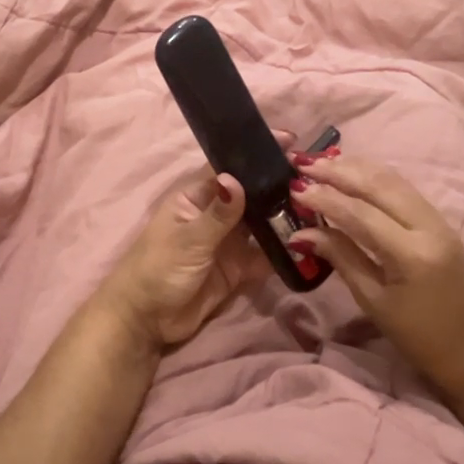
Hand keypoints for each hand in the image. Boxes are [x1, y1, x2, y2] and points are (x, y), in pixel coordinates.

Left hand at [97, 131, 293, 347]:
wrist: (146, 322)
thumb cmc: (157, 270)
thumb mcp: (188, 239)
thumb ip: (218, 214)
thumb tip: (237, 179)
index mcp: (197, 196)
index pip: (229, 168)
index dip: (256, 155)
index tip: (289, 140)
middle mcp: (216, 213)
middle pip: (251, 194)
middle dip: (277, 185)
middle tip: (314, 177)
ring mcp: (228, 240)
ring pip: (262, 222)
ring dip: (284, 216)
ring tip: (317, 206)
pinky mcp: (238, 268)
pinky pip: (264, 254)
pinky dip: (282, 251)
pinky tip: (306, 244)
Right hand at [287, 154, 463, 398]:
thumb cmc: (419, 337)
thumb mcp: (373, 302)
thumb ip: (340, 257)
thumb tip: (301, 234)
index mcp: (412, 254)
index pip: (361, 213)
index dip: (326, 198)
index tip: (295, 188)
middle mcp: (429, 226)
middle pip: (378, 184)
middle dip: (338, 171)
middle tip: (303, 165)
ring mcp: (438, 219)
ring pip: (392, 179)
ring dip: (356, 168)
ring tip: (322, 163)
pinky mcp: (440, 219)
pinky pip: (403, 187)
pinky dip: (374, 177)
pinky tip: (353, 174)